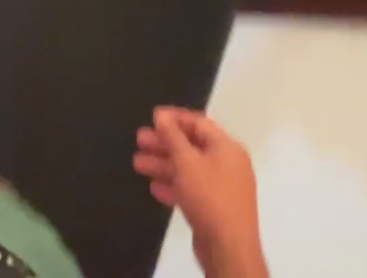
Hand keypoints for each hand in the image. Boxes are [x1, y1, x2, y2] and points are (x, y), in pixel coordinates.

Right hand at [134, 107, 267, 277]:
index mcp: (227, 148)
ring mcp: (223, 188)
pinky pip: (192, 189)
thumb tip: (161, 115)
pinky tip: (154, 187)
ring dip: (163, 165)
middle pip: (191, 146)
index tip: (152, 117)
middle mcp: (227, 165)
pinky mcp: (216, 208)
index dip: (174, 118)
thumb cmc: (209, 197)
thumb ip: (172, 136)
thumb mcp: (186, 161)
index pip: (199, 123)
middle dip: (164, 143)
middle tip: (139, 139)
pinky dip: (174, 185)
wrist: (229, 250)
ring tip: (137, 163)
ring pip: (189, 169)